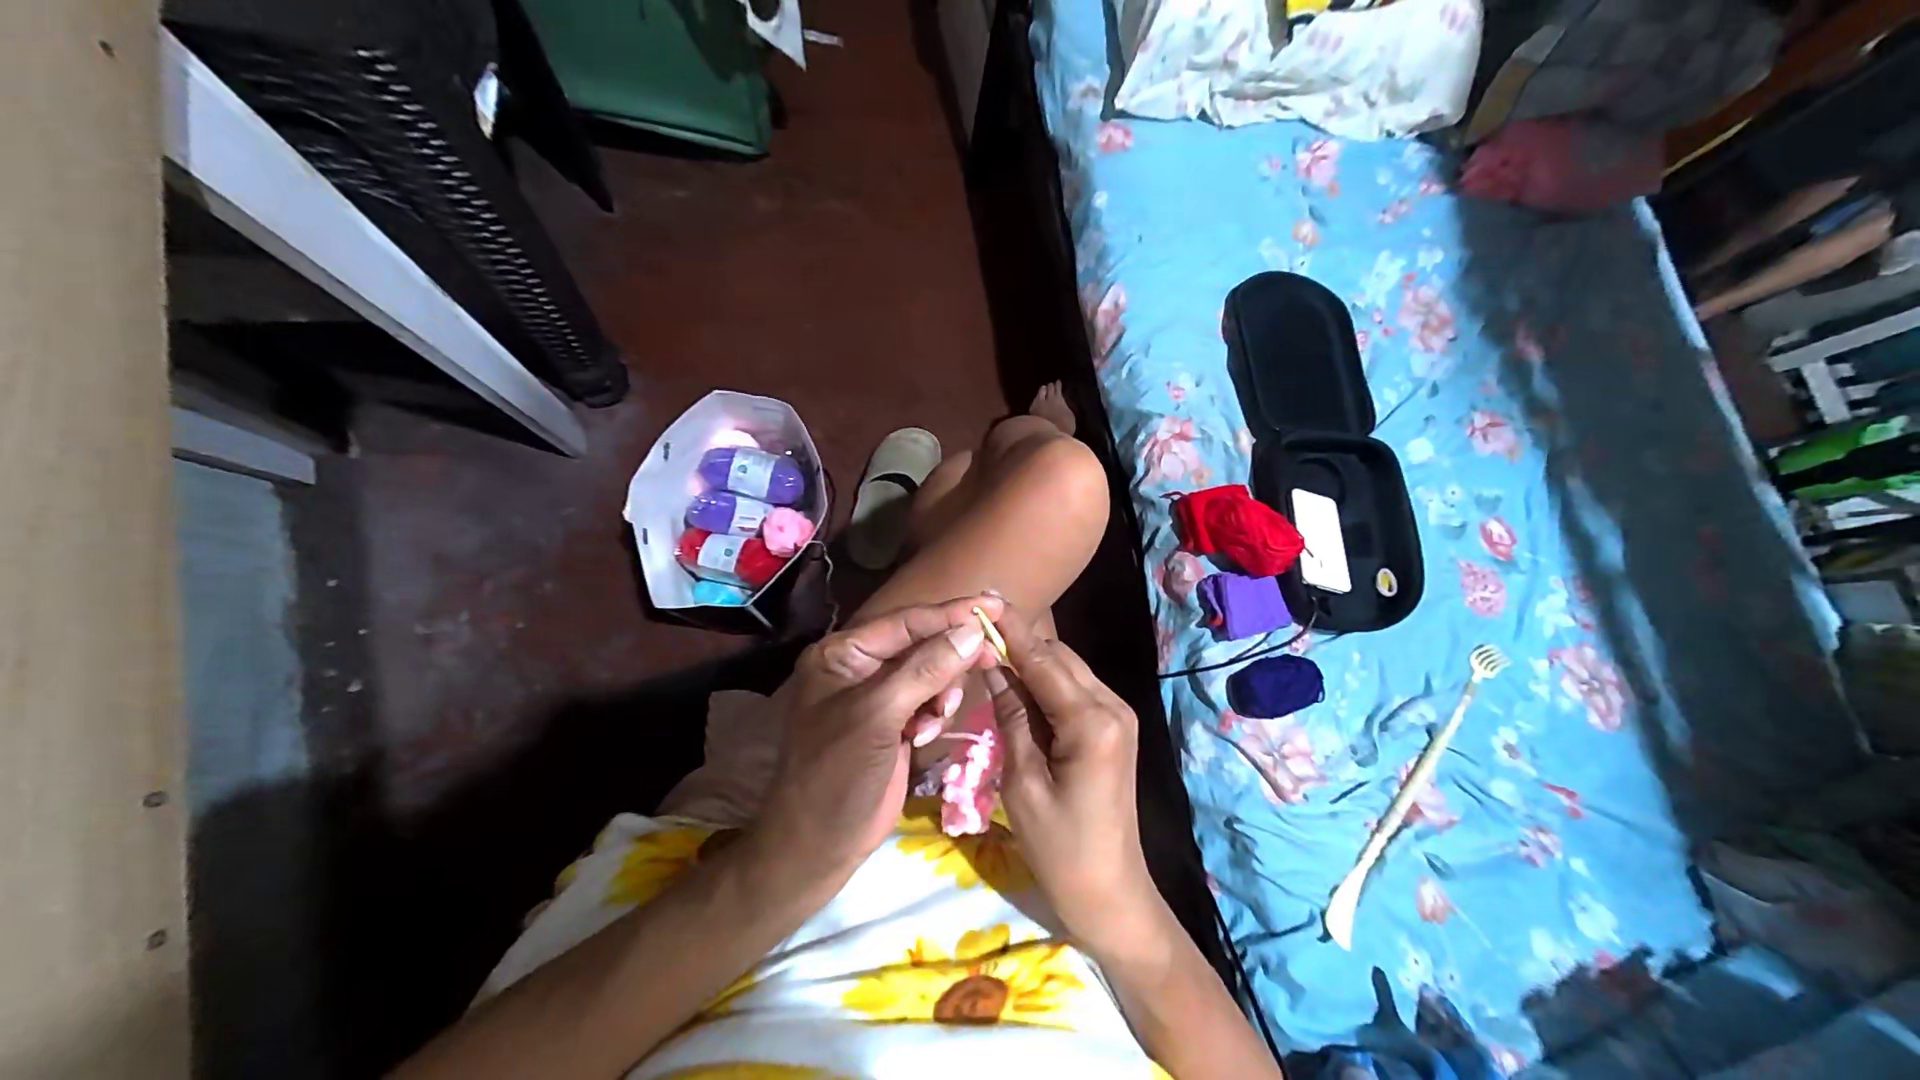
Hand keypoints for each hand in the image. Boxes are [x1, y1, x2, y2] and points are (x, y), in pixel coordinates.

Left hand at [749, 595, 1005, 889]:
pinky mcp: (892, 722)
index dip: (951, 614)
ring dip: (943, 690)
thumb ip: (925, 670)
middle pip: (921, 643)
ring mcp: (877, 696)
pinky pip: (928, 700)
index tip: (994, 606)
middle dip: (952, 655)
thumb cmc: (837, 774)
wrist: (818, 845)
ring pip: (931, 672)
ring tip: (935, 717)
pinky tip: (924, 734)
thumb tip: (972, 631)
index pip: (906, 621)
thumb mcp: (878, 716)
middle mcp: (859, 667)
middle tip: (993, 657)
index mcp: (842, 653)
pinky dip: (935, 712)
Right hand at [987, 610, 1167, 962]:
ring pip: (1066, 669)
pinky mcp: (1112, 728)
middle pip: (1058, 657)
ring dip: (1030, 660)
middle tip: (974, 630)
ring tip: (988, 651)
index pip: (1043, 660)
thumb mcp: (1022, 781)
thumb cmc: (1059, 847)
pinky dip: (1044, 682)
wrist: (1110, 893)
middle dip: (1019, 641)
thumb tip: (992, 664)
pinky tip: (1016, 684)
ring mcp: (1116, 716)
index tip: (981, 601)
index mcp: (1091, 720)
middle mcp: (1111, 706)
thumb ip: (1011, 716)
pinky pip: (1073, 691)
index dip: (1010, 629)